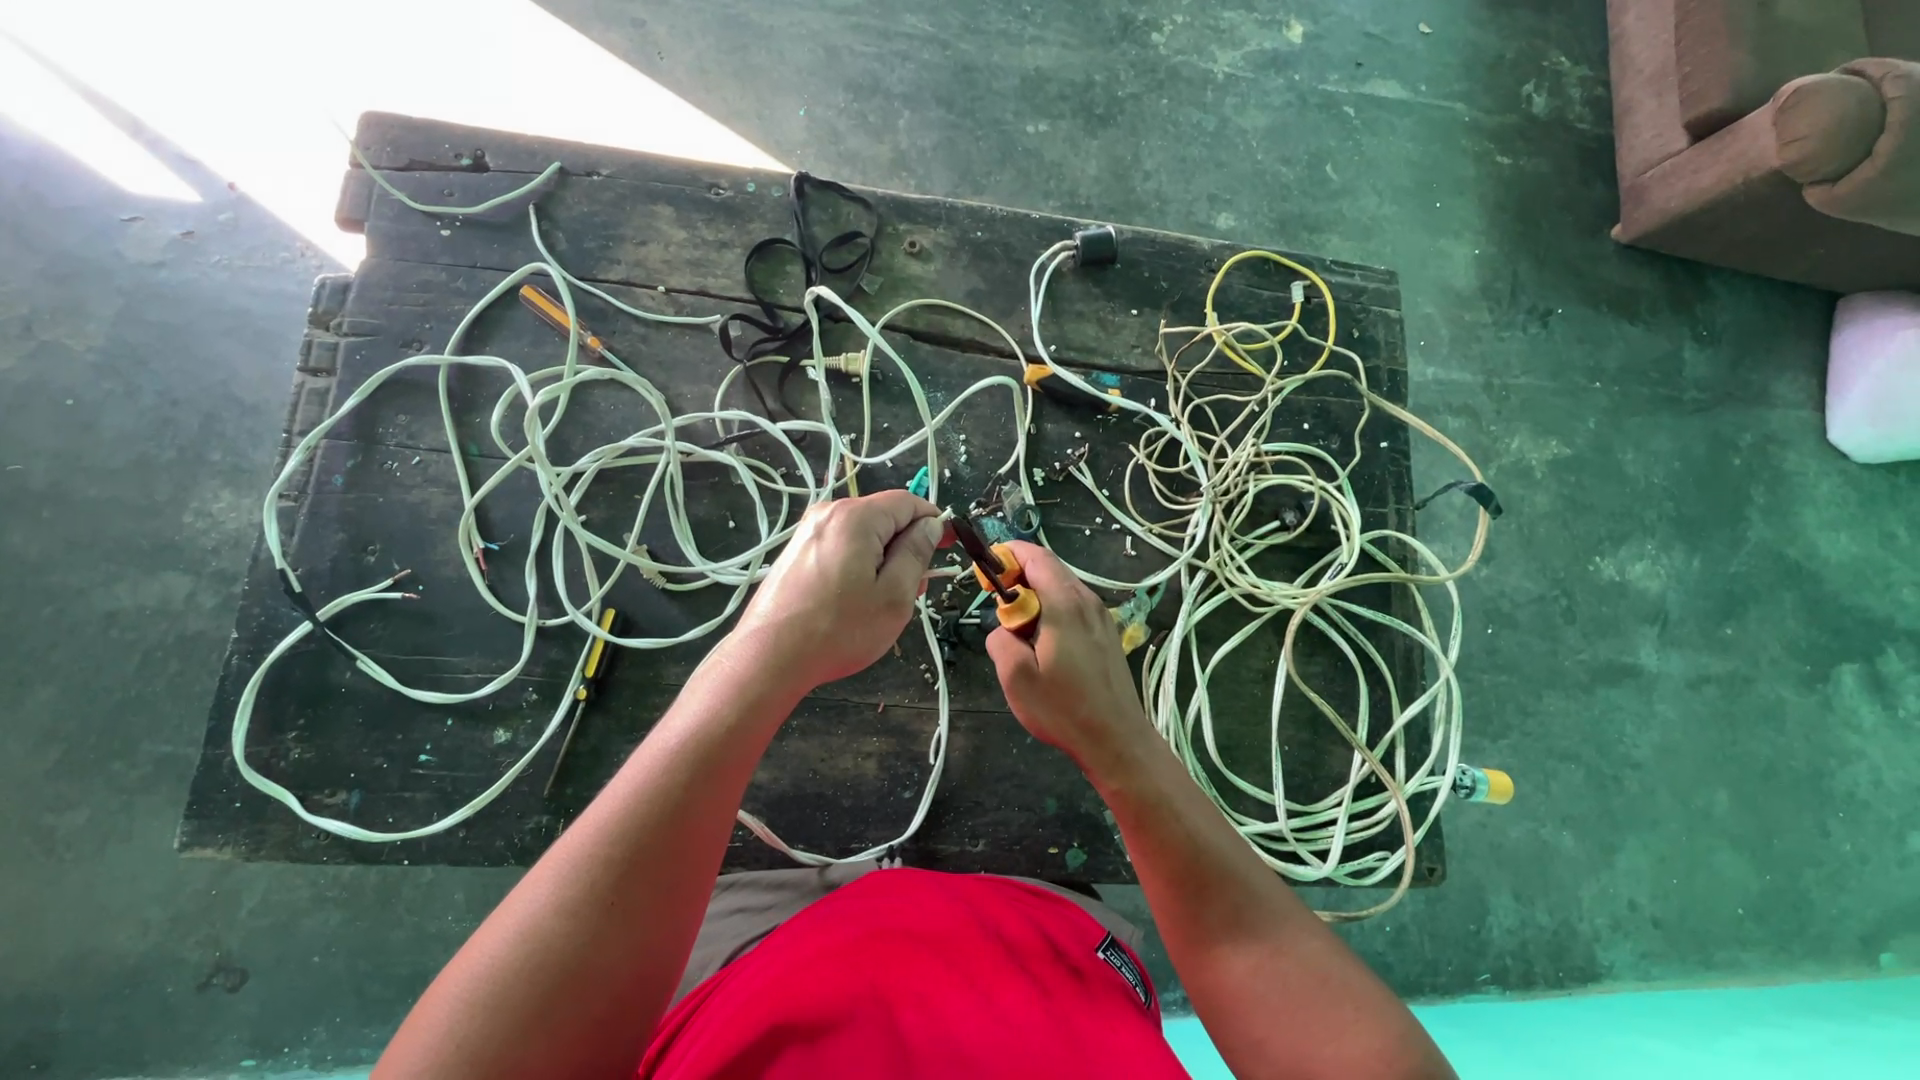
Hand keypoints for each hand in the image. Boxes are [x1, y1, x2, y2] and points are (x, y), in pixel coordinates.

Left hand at [731, 490, 944, 691]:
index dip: (933, 521)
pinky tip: (857, 600)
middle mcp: (828, 514)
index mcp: (855, 517)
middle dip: (906, 546)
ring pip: (862, 535)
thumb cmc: (838, 630)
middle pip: (883, 517)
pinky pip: (841, 547)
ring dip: (883, 559)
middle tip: (914, 589)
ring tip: (884, 602)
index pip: (907, 502)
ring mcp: (807, 532)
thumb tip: (930, 526)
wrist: (768, 658)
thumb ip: (916, 554)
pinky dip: (859, 565)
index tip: (948, 547)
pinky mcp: (796, 553)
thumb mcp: (893, 596)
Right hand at [985, 541, 1157, 772]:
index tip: (986, 573)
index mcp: (1065, 604)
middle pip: (1049, 568)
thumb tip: (1003, 628)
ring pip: (1062, 588)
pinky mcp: (1106, 633)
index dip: (1007, 555)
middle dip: (1018, 577)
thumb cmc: (1064, 709)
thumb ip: (1000, 640)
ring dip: (1035, 597)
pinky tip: (1043, 644)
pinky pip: (1074, 606)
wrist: (1116, 739)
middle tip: (997, 608)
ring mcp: (1101, 617)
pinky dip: (1052, 611)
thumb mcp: (1016, 678)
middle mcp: (1087, 601)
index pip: (1035, 556)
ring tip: (1018, 632)